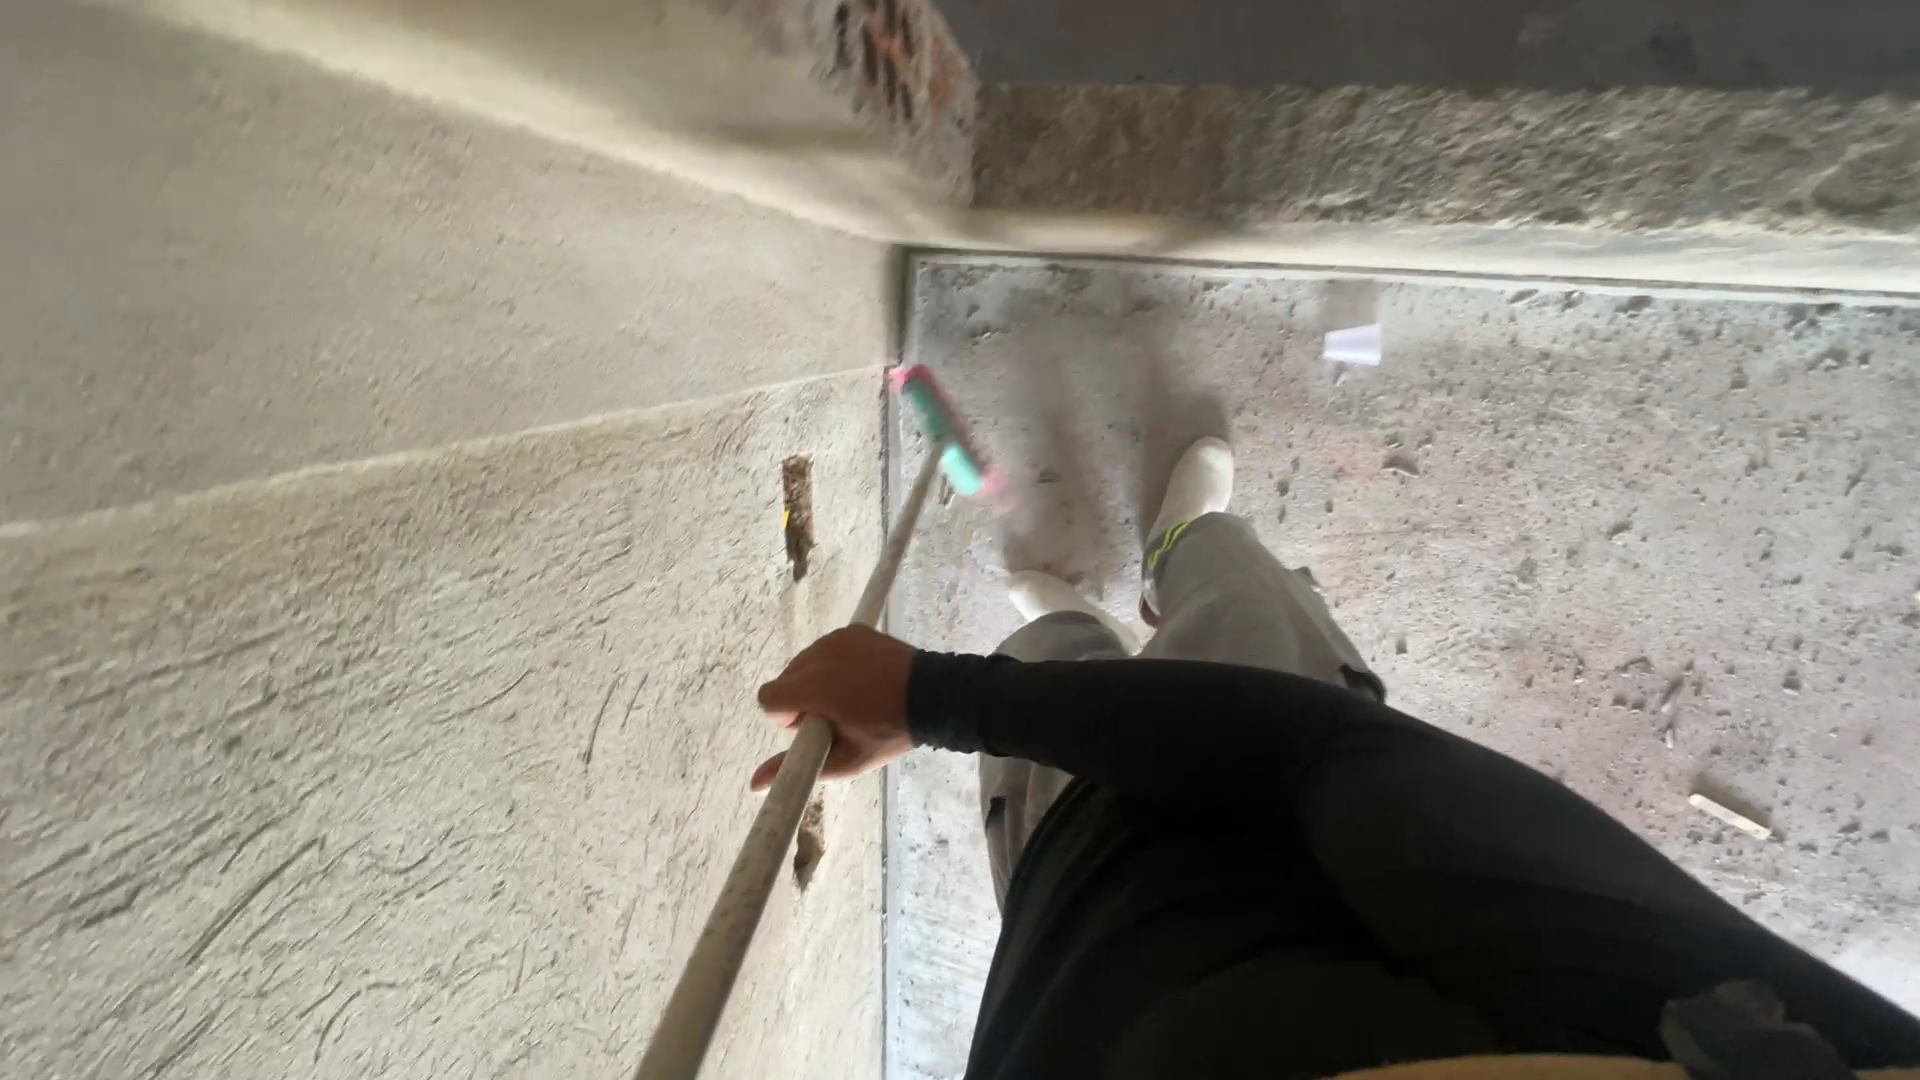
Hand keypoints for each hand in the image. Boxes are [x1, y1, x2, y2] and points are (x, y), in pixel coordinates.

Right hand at [750, 625, 915, 791]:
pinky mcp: (854, 630)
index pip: (767, 698)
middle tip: (837, 715)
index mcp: (813, 687)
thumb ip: (796, 767)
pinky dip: (835, 663)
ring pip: (806, 662)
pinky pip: (828, 648)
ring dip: (817, 680)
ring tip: (852, 696)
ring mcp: (837, 638)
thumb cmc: (889, 731)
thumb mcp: (845, 759)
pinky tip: (862, 678)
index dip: (786, 717)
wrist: (934, 695)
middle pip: (786, 679)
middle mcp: (819, 655)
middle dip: (802, 699)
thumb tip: (755, 783)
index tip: (813, 726)